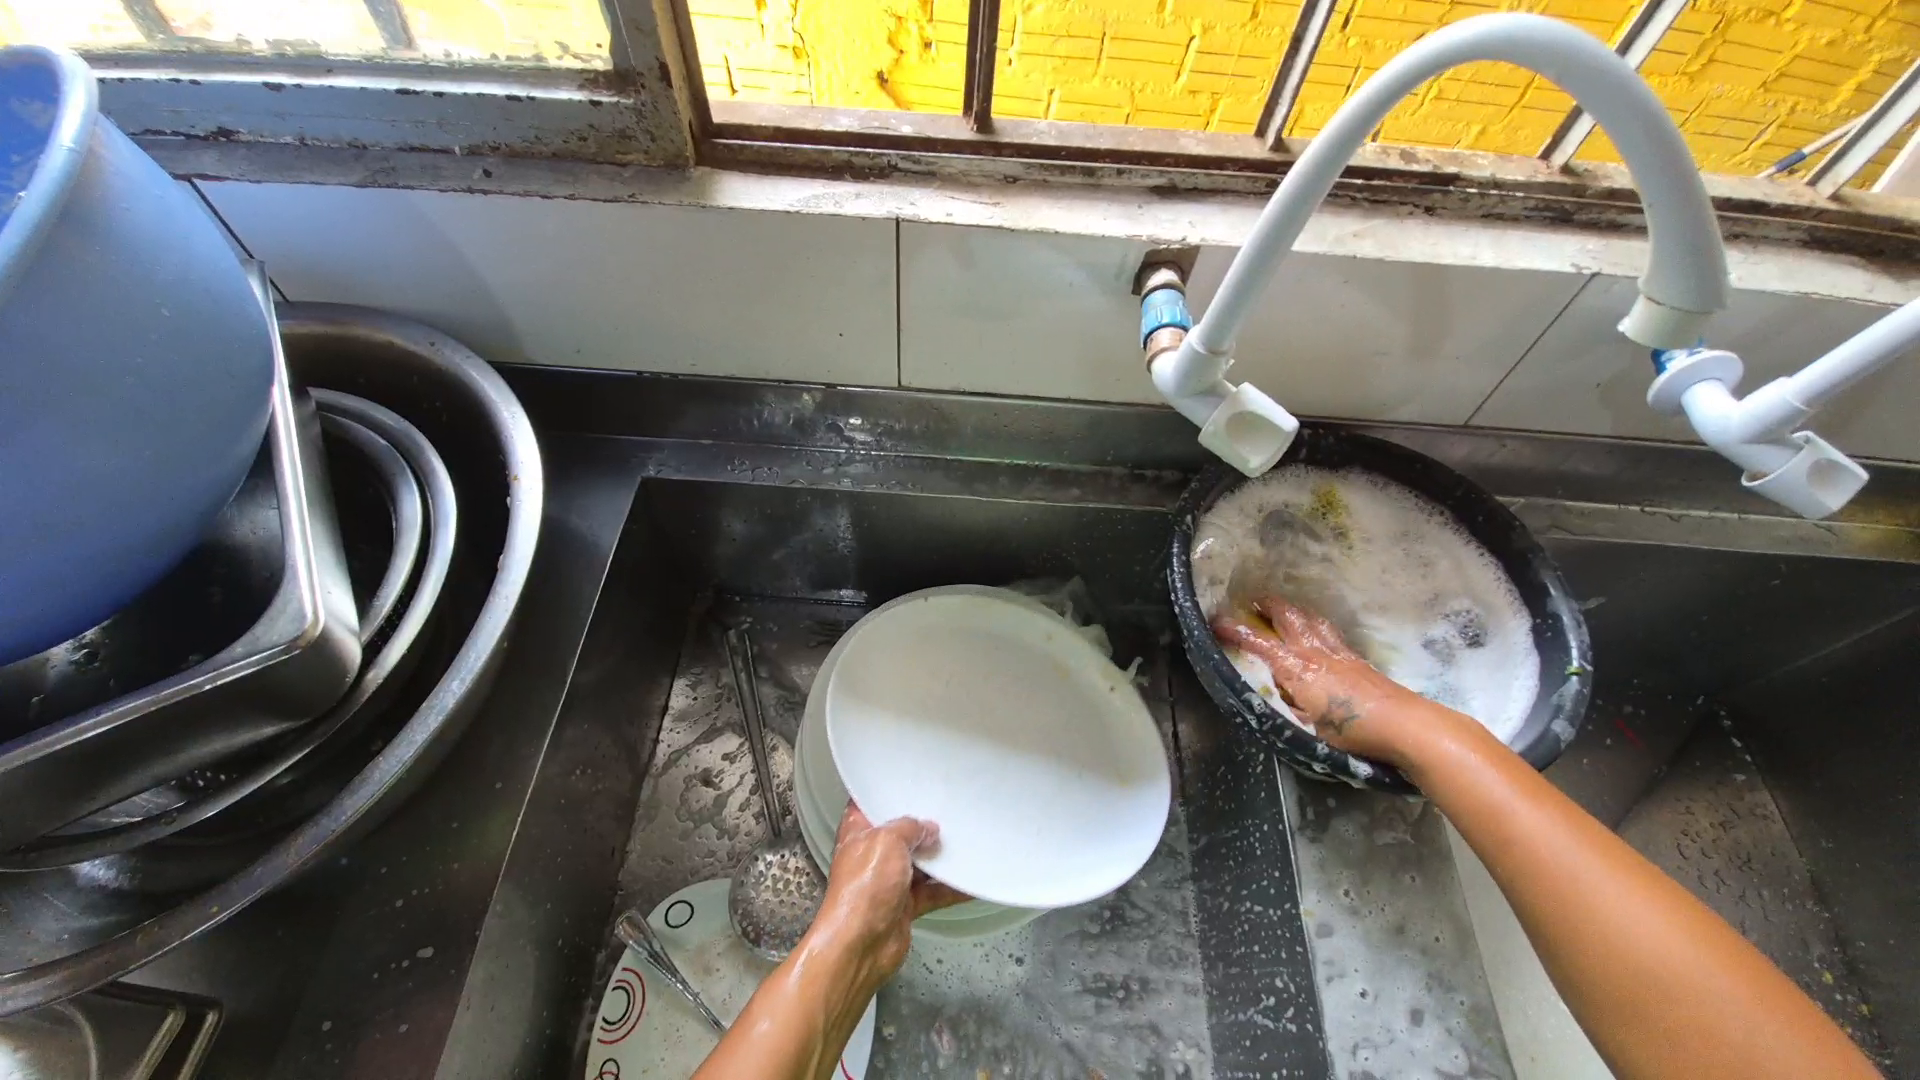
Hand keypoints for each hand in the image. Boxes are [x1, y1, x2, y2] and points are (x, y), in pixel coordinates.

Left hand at [798, 804, 967, 995]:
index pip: (870, 803)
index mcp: (858, 831)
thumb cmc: (864, 886)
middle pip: (901, 833)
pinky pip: (933, 892)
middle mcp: (872, 854)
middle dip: (923, 824)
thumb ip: (910, 827)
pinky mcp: (904, 905)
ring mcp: (888, 881)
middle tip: (949, 807)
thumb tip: (928, 828)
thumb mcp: (887, 840)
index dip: (888, 791)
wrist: (860, 945)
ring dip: (940, 856)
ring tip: (967, 838)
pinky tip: (972, 881)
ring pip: (919, 862)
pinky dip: (952, 888)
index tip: (912, 780)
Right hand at [1210, 595, 1451, 764]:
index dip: (1235, 631)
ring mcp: (1338, 652)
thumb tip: (1283, 695)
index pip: (1259, 643)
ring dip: (1295, 611)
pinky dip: (1316, 626)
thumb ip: (1292, 707)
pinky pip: (1330, 633)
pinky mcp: (1357, 659)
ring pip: (1312, 620)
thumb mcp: (1309, 728)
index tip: (1216, 620)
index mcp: (1296, 668)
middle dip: (1269, 605)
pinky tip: (1318, 633)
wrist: (1404, 725)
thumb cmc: (1351, 731)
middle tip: (1254, 600)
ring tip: (1285, 610)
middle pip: (1288, 616)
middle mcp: (1314, 652)